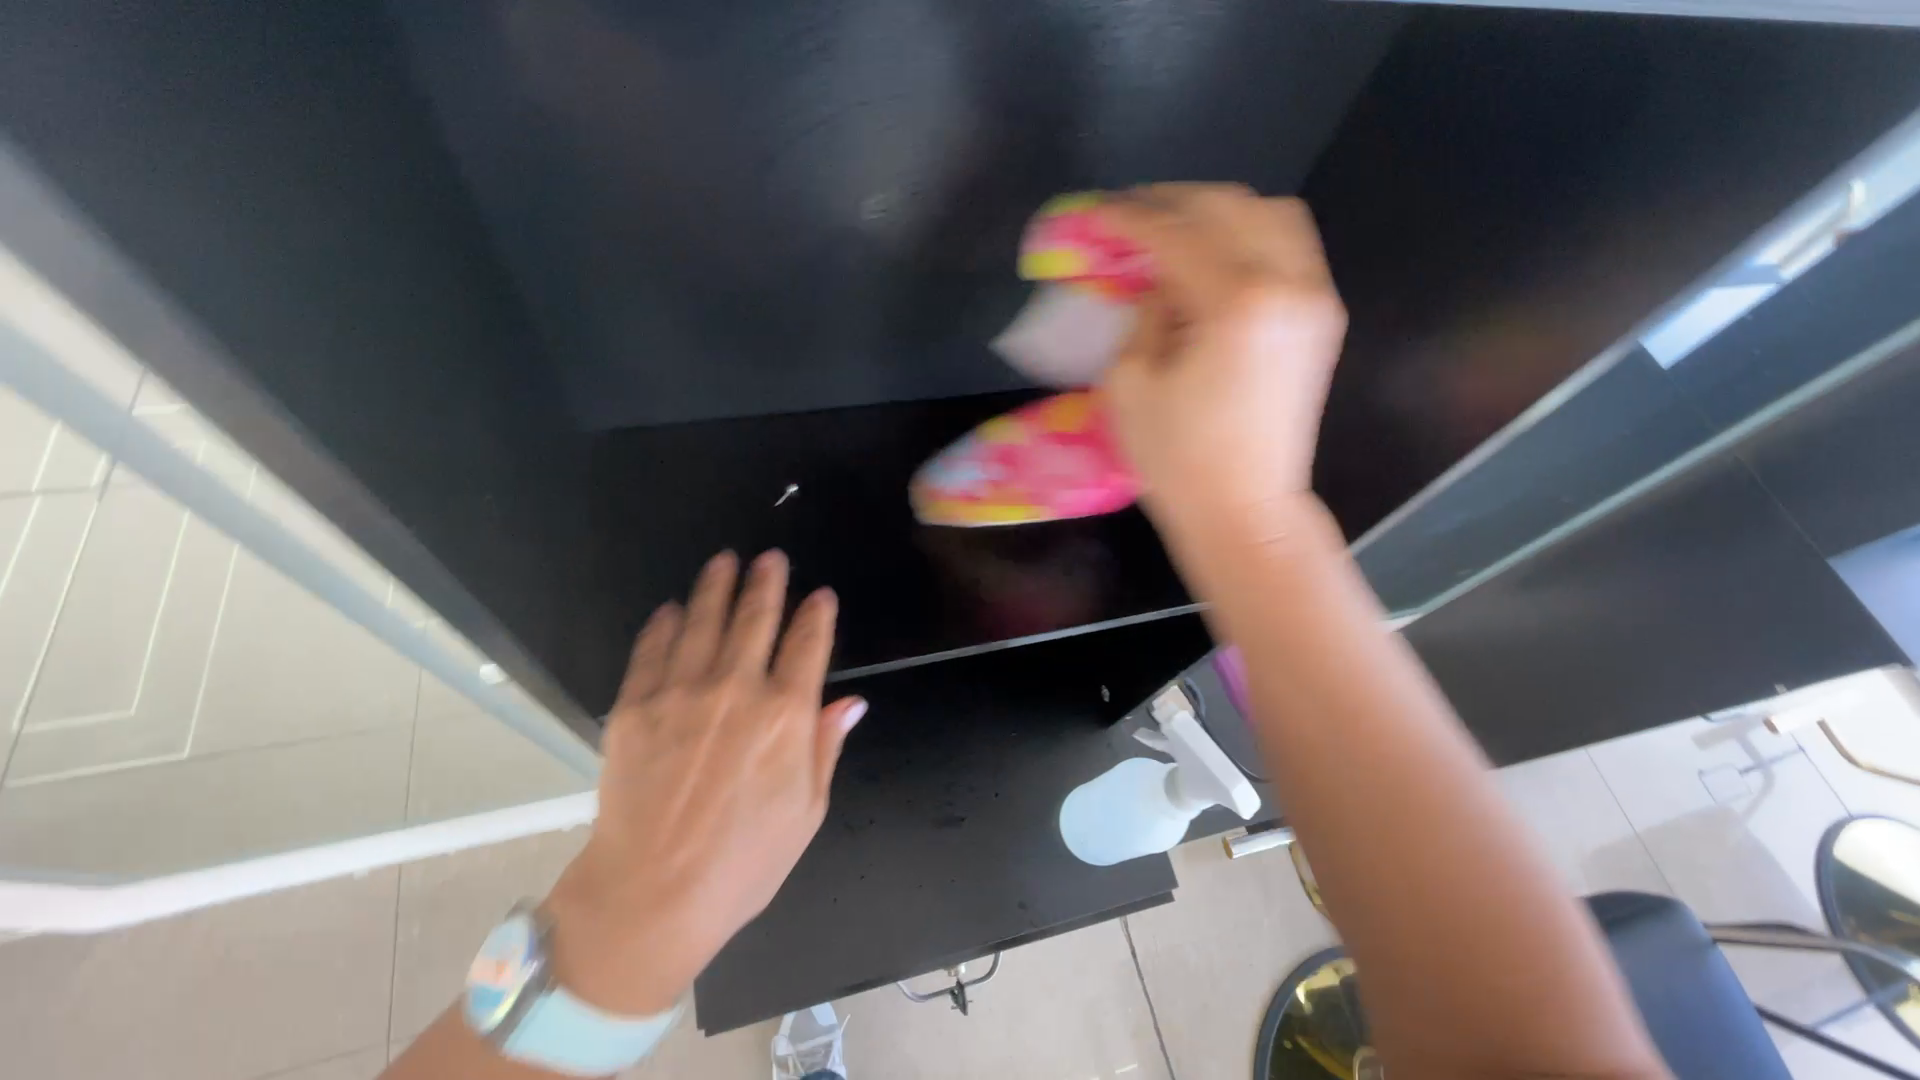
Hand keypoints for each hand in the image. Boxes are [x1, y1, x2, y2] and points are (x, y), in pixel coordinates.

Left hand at [543, 550, 866, 1015]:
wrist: (651, 895)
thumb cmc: (743, 863)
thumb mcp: (806, 811)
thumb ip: (825, 746)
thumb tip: (850, 702)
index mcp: (786, 715)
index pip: (807, 645)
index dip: (816, 615)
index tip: (820, 596)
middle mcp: (736, 689)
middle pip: (755, 619)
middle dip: (766, 583)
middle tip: (770, 558)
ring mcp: (680, 693)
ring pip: (702, 621)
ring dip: (715, 587)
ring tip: (723, 562)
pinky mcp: (634, 706)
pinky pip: (651, 650)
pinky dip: (663, 625)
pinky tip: (670, 610)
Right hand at [1096, 184, 1347, 544]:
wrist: (1246, 511)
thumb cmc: (1178, 459)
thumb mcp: (1130, 382)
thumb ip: (1143, 312)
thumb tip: (1158, 279)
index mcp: (1235, 302)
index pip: (1175, 233)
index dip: (1129, 218)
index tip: (1097, 213)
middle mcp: (1287, 285)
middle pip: (1229, 207)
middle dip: (1173, 203)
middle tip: (1131, 217)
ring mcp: (1314, 299)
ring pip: (1272, 215)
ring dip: (1219, 214)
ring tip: (1176, 233)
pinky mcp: (1322, 319)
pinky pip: (1291, 248)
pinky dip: (1251, 238)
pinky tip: (1216, 260)